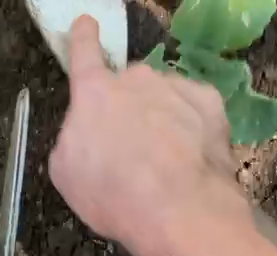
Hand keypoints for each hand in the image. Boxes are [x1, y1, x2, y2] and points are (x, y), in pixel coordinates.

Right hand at [49, 15, 237, 255]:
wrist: (177, 209)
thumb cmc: (113, 196)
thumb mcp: (67, 176)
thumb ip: (72, 142)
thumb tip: (84, 134)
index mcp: (94, 94)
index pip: (83, 54)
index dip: (83, 40)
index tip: (87, 26)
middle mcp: (136, 79)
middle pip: (129, 86)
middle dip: (130, 110)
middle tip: (134, 152)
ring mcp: (175, 87)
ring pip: (164, 98)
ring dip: (163, 121)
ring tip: (166, 165)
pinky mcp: (209, 103)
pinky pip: (196, 110)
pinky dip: (193, 129)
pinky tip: (191, 160)